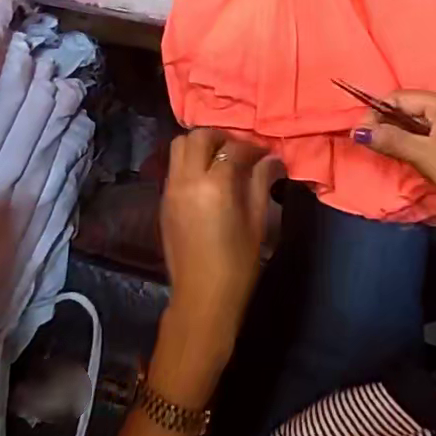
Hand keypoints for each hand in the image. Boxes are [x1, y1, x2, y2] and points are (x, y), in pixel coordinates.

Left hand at [152, 129, 280, 405]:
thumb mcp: (257, 222)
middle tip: (239, 151)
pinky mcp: (163, 200)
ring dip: (200, 146)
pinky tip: (206, 179)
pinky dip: (189, 162)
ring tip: (220, 161)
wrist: (201, 298)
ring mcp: (171, 189)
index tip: (265, 155)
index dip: (252, 148)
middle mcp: (187, 179)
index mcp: (215, 184)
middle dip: (220, 137)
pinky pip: (173, 167)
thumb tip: (272, 159)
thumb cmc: (237, 265)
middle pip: (198, 137)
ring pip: (179, 147)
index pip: (233, 149)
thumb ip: (261, 183)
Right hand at [354, 91, 435, 245]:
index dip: (375, 113)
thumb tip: (357, 130)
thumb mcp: (426, 156)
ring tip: (384, 155)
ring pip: (420, 127)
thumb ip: (391, 140)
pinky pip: (432, 139)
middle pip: (409, 110)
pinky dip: (417, 148)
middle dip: (387, 126)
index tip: (357, 134)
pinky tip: (408, 161)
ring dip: (401, 139)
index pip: (400, 98)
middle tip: (367, 146)